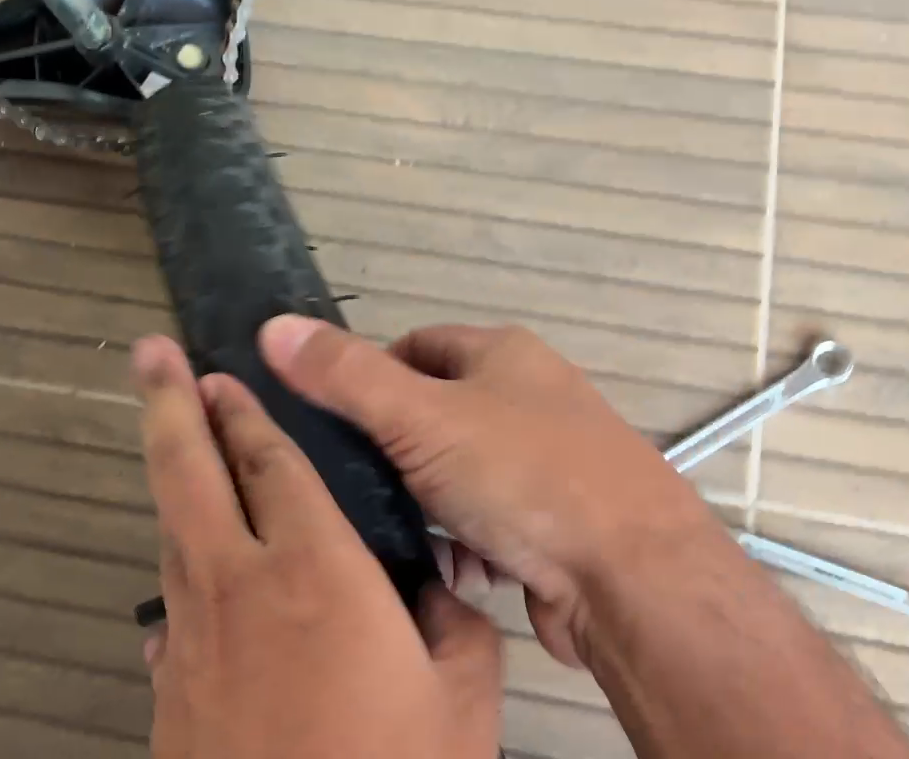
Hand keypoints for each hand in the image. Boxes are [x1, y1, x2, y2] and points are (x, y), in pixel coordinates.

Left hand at [134, 336, 502, 758]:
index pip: (271, 462)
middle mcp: (238, 580)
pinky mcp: (170, 684)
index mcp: (314, 565)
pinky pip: (172, 598)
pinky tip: (188, 569)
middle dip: (171, 400)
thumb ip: (449, 620)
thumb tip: (428, 584)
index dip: (247, 413)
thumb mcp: (458, 697)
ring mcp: (191, 632)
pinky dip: (178, 562)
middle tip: (150, 353)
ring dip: (171, 470)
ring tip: (167, 430)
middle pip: (191, 468)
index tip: (224, 374)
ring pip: (174, 525)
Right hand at [258, 317, 714, 666]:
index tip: (332, 424)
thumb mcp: (420, 418)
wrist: (634, 582)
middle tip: (350, 487)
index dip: (367, 379)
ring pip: (456, 475)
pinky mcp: (555, 524)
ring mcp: (547, 463)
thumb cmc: (524, 477)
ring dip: (424, 505)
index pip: (411, 348)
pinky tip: (441, 571)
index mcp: (502, 354)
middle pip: (432, 414)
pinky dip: (461, 545)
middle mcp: (529, 397)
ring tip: (386, 535)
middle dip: (393, 452)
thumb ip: (345, 376)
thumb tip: (274, 325)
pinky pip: (487, 524)